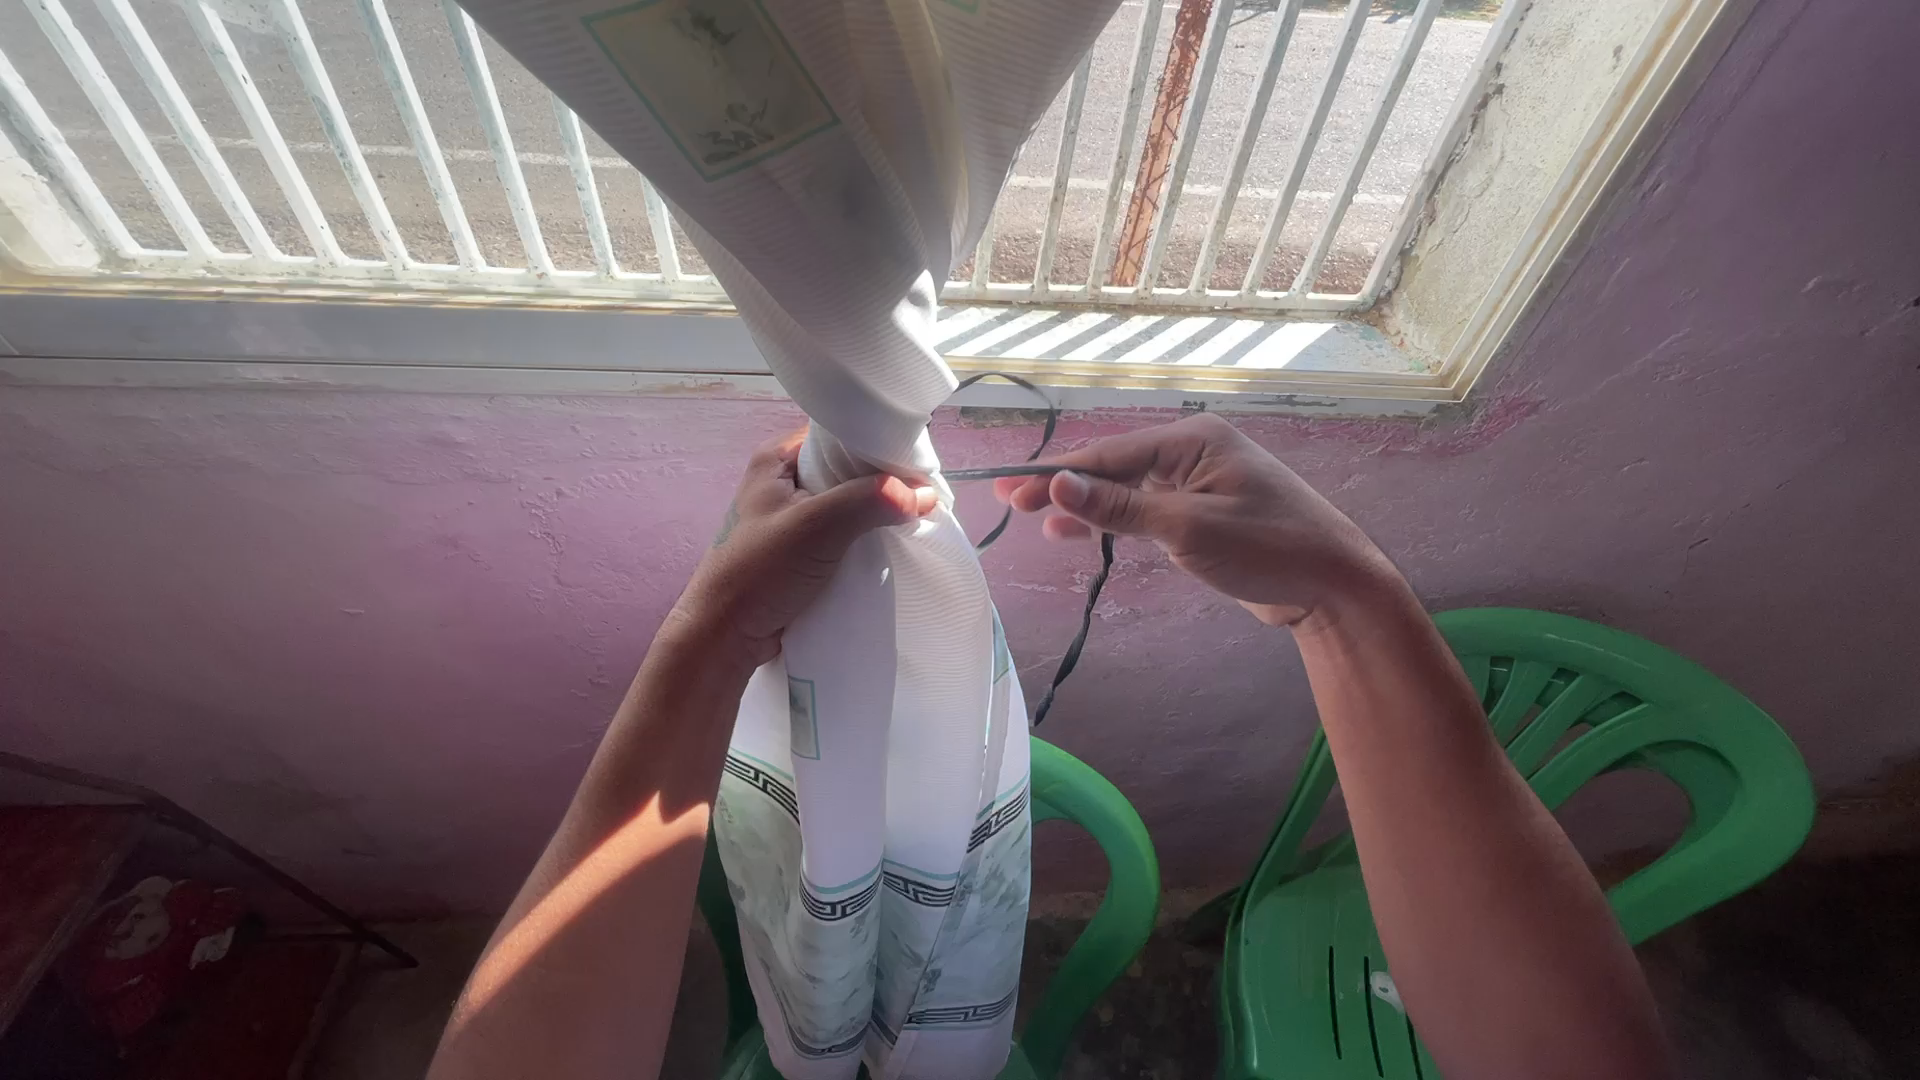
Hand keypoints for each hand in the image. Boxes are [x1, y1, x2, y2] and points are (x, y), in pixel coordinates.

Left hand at [670, 429, 935, 669]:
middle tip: (925, 492)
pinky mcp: (804, 548)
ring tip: (917, 515)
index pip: (839, 434)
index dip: (879, 444)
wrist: (726, 636)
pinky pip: (846, 531)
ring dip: (879, 511)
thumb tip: (927, 495)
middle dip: (885, 481)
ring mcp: (794, 516)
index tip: (917, 462)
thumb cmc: (760, 571)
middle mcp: (785, 480)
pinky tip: (893, 541)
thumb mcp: (816, 526)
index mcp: (777, 458)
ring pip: (850, 502)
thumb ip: (869, 501)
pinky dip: (868, 535)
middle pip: (848, 468)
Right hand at [995, 413, 1395, 628]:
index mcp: (1191, 440)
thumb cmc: (1267, 549)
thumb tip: (1059, 484)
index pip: (1108, 455)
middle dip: (1063, 486)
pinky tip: (1079, 531)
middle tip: (1011, 500)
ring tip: (1036, 517)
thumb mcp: (1187, 528)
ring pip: (1125, 489)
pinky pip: (1144, 510)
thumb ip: (1121, 506)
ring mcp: (1196, 483)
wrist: (1334, 587)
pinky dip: (1112, 521)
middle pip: (1112, 468)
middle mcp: (1191, 453)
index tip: (1011, 489)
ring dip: (1084, 505)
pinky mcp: (1199, 513)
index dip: (1056, 474)